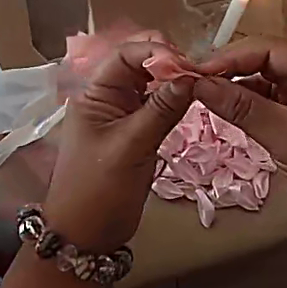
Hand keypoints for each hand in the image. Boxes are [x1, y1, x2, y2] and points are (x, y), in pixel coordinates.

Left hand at [43, 41, 196, 252]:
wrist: (86, 235)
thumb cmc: (98, 190)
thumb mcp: (130, 147)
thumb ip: (161, 111)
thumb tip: (190, 78)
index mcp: (94, 93)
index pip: (125, 55)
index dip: (155, 52)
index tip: (185, 64)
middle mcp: (108, 97)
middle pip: (139, 64)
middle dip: (167, 62)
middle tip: (196, 74)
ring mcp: (123, 113)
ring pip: (151, 83)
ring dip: (173, 80)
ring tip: (199, 85)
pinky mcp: (137, 130)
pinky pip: (157, 104)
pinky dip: (174, 99)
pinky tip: (191, 101)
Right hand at [193, 37, 286, 239]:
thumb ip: (241, 108)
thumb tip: (198, 85)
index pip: (264, 48)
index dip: (226, 58)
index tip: (192, 73)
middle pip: (261, 59)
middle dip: (226, 70)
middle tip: (190, 83)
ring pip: (262, 78)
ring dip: (233, 86)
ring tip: (199, 95)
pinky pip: (268, 96)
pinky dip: (246, 103)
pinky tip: (223, 108)